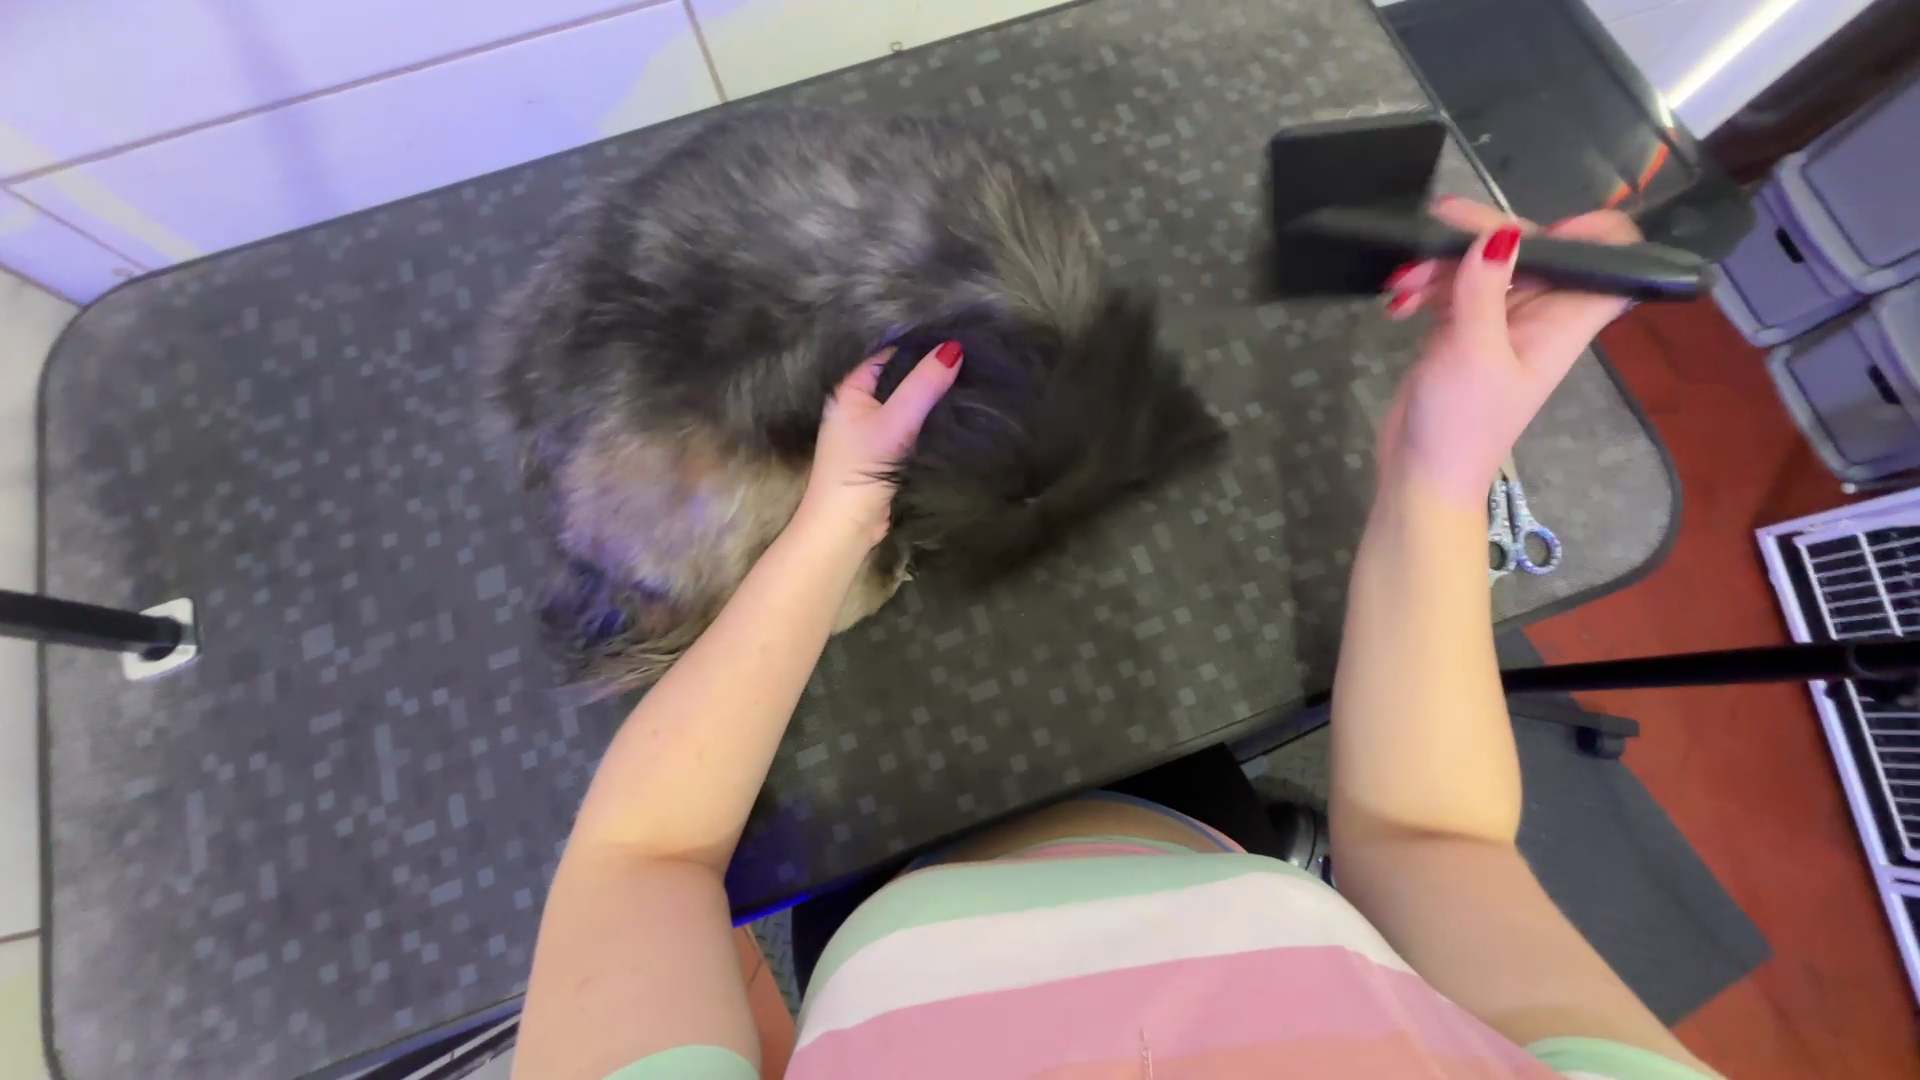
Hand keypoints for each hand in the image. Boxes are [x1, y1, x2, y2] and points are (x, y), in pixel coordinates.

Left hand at [794, 341, 963, 547]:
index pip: (890, 355)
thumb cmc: (861, 467)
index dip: (921, 348)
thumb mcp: (895, 420)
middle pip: (901, 380)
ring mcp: (873, 433)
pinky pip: (913, 430)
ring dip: (933, 401)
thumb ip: (923, 385)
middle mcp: (859, 407)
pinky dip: (931, 424)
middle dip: (931, 374)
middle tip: (972, 361)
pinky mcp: (887, 456)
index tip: (959, 341)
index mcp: (851, 389)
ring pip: (909, 407)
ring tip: (972, 383)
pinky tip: (959, 417)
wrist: (845, 525)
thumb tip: (954, 348)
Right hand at [1373, 197, 1640, 506]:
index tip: (1532, 233)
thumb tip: (1499, 232)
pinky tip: (1395, 305)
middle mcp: (1538, 314)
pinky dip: (1422, 290)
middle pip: (1529, 251)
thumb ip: (1484, 291)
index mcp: (1564, 319)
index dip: (1585, 232)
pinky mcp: (1458, 333)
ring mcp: (1496, 323)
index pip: (1610, 257)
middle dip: (1479, 239)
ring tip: (1397, 286)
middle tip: (1431, 230)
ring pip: (1481, 267)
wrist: (1422, 473)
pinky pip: (1449, 291)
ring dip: (1437, 267)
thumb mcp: (1471, 353)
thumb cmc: (1460, 423)